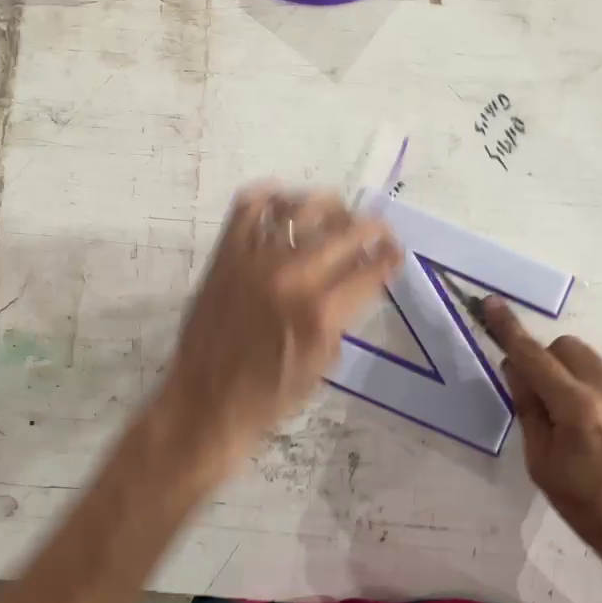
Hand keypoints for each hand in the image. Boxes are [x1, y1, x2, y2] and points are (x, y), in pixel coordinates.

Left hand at [161, 185, 401, 466]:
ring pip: (303, 208)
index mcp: (322, 312)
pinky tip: (286, 206)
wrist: (206, 404)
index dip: (391, 256)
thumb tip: (359, 282)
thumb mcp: (324, 363)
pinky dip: (272, 198)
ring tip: (336, 216)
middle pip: (347, 230)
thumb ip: (344, 316)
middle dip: (373, 228)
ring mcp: (256, 260)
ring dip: (330, 208)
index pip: (372, 265)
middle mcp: (293, 277)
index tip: (395, 254)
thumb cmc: (270, 395)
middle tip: (378, 233)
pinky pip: (251, 207)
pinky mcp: (226, 254)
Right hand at [481, 298, 601, 577]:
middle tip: (537, 396)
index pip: (534, 357)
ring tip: (572, 423)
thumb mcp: (543, 466)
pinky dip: (594, 391)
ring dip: (570, 376)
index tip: (492, 304)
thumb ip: (529, 410)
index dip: (509, 330)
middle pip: (566, 347)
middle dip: (544, 359)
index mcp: (578, 408)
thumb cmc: (590, 509)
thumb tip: (516, 370)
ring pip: (591, 362)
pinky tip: (599, 432)